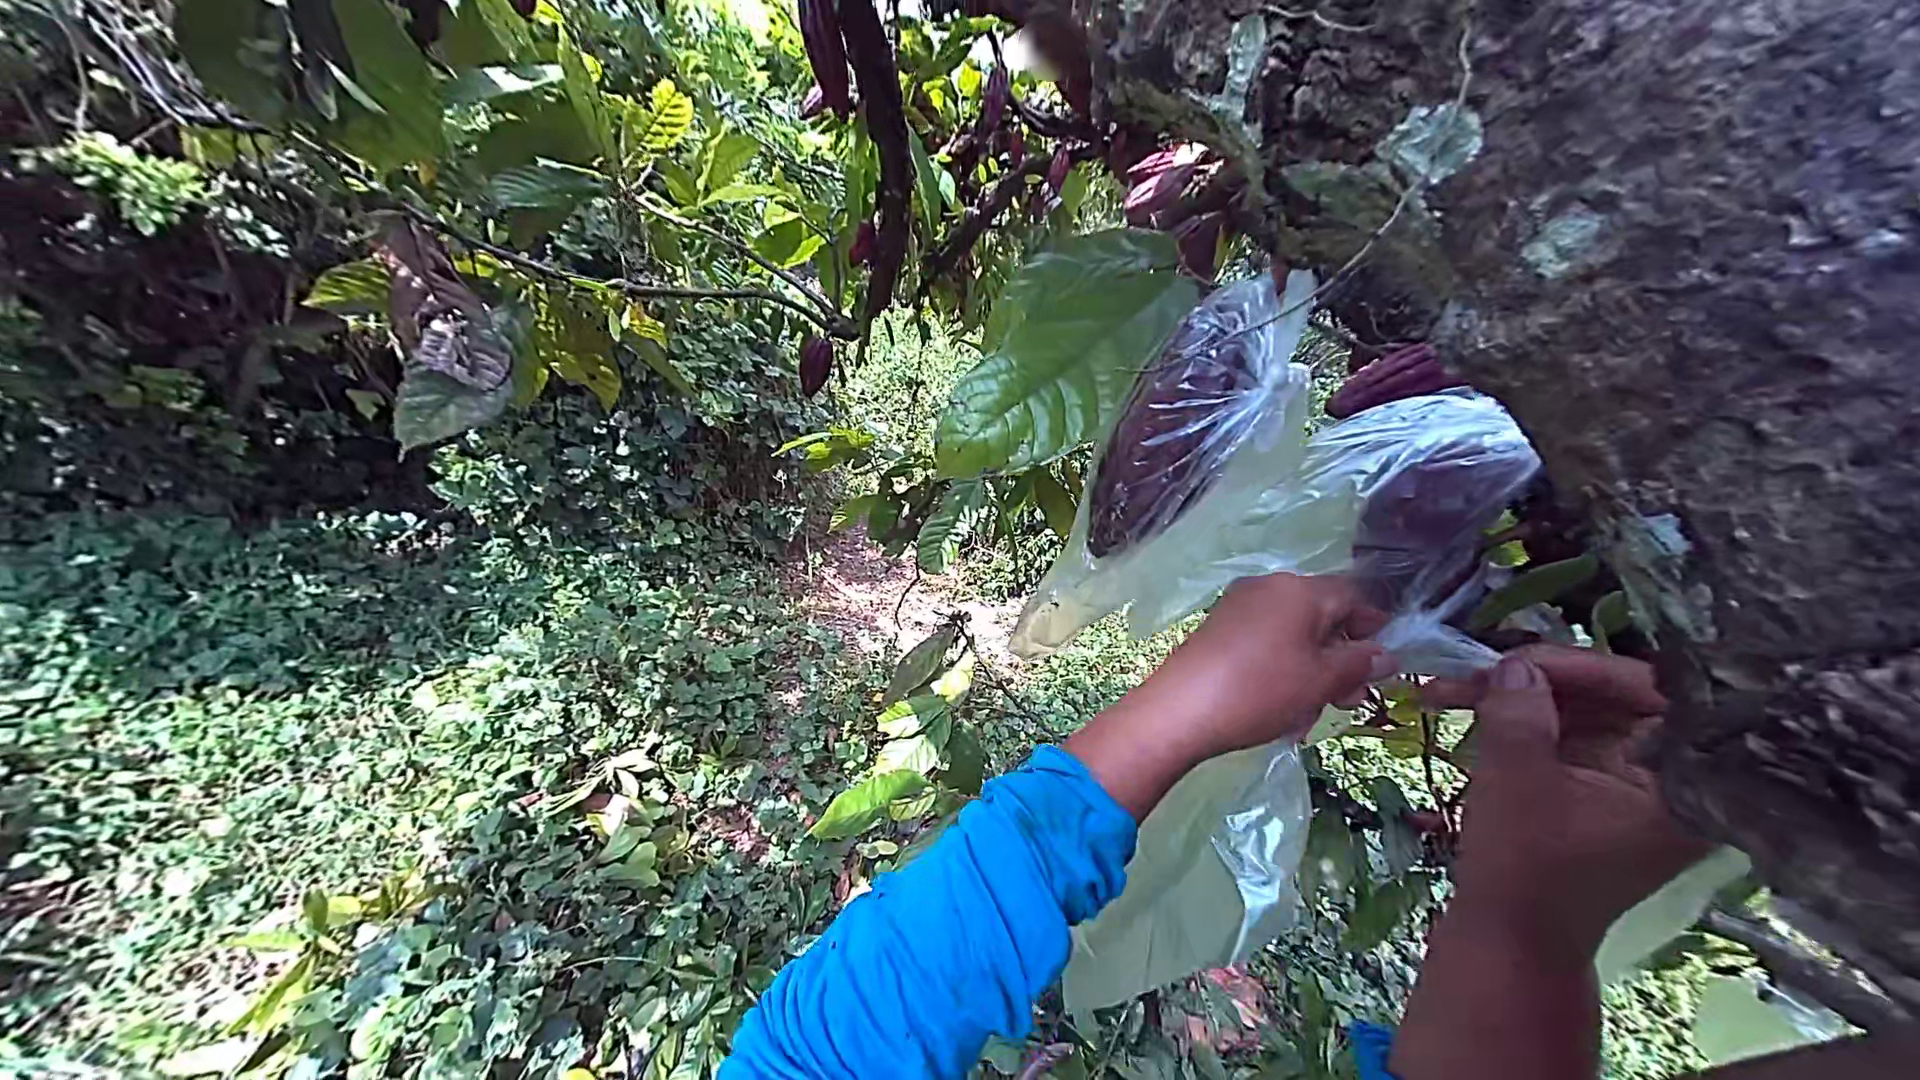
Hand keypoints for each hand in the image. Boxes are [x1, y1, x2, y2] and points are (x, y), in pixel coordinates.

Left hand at [1066, 573, 1389, 818]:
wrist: (1180, 709)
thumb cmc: (1260, 689)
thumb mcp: (1321, 679)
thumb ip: (1358, 662)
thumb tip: (1383, 653)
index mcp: (1297, 589)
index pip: (1353, 597)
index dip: (1374, 630)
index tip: (1382, 668)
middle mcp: (1266, 588)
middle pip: (1320, 617)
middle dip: (1340, 660)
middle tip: (1346, 702)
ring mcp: (1237, 608)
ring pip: (1292, 637)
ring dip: (1310, 674)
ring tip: (1309, 715)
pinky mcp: (1217, 630)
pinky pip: (1264, 645)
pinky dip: (1280, 673)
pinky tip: (1281, 711)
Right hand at [1424, 645, 1710, 952]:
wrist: (1509, 926)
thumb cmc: (1524, 861)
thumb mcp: (1514, 779)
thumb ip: (1517, 713)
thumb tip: (1514, 662)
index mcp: (1677, 781)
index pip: (1650, 694)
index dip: (1584, 668)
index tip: (1516, 657)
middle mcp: (1664, 772)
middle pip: (1606, 697)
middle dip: (1532, 677)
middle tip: (1472, 667)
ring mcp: (1624, 775)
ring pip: (1569, 709)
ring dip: (1506, 693)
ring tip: (1442, 686)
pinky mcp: (1586, 779)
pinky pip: (1551, 729)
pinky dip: (1506, 715)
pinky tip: (1456, 703)